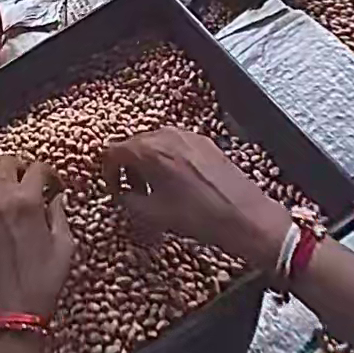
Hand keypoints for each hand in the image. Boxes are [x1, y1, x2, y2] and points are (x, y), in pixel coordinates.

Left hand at [0, 156, 74, 318]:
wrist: (9, 313)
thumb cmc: (41, 282)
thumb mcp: (63, 246)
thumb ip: (60, 214)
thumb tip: (57, 198)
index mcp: (25, 201)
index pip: (36, 168)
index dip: (50, 173)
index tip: (56, 185)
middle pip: (5, 162)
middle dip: (22, 165)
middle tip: (34, 180)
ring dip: (2, 175)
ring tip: (16, 190)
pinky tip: (3, 209)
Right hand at [102, 127, 291, 269]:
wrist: (245, 216)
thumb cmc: (200, 216)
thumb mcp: (154, 213)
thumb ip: (129, 199)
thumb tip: (123, 194)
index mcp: (150, 151)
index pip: (114, 151)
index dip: (108, 171)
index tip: (112, 188)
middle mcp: (167, 136)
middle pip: (133, 144)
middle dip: (128, 166)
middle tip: (132, 191)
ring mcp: (187, 136)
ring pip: (155, 143)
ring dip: (148, 162)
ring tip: (154, 188)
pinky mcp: (204, 141)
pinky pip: (175, 144)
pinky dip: (168, 158)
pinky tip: (177, 182)